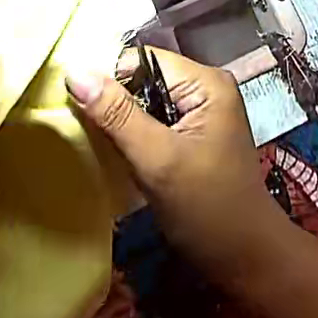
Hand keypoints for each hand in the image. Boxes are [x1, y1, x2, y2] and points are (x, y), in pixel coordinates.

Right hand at [65, 47, 289, 283]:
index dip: (108, 75)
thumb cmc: (206, 207)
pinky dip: (132, 135)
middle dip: (111, 99)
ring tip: (91, 139)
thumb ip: (117, 115)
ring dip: (119, 120)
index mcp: (206, 82)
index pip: (144, 59)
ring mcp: (200, 113)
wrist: (245, 258)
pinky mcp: (191, 137)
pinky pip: (153, 122)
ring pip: (145, 102)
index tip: (71, 100)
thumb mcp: (158, 160)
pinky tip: (115, 153)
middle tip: (77, 124)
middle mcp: (205, 88)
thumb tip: (75, 72)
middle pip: (143, 78)